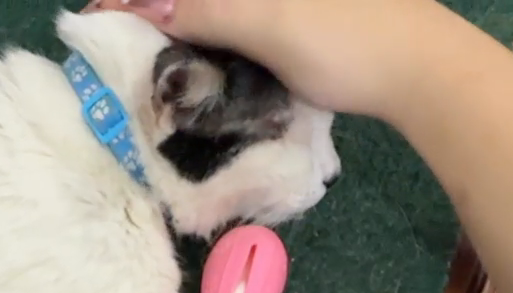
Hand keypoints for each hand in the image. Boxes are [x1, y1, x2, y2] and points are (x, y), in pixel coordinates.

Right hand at [94, 0, 444, 117]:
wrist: (417, 67)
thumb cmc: (346, 41)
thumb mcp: (268, 24)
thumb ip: (207, 11)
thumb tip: (146, 8)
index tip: (95, 11)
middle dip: (151, 5)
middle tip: (110, 23)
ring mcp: (278, 1)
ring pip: (216, 5)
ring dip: (179, 16)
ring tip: (141, 35)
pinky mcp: (292, 14)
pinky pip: (234, 15)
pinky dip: (208, 25)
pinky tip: (190, 42)